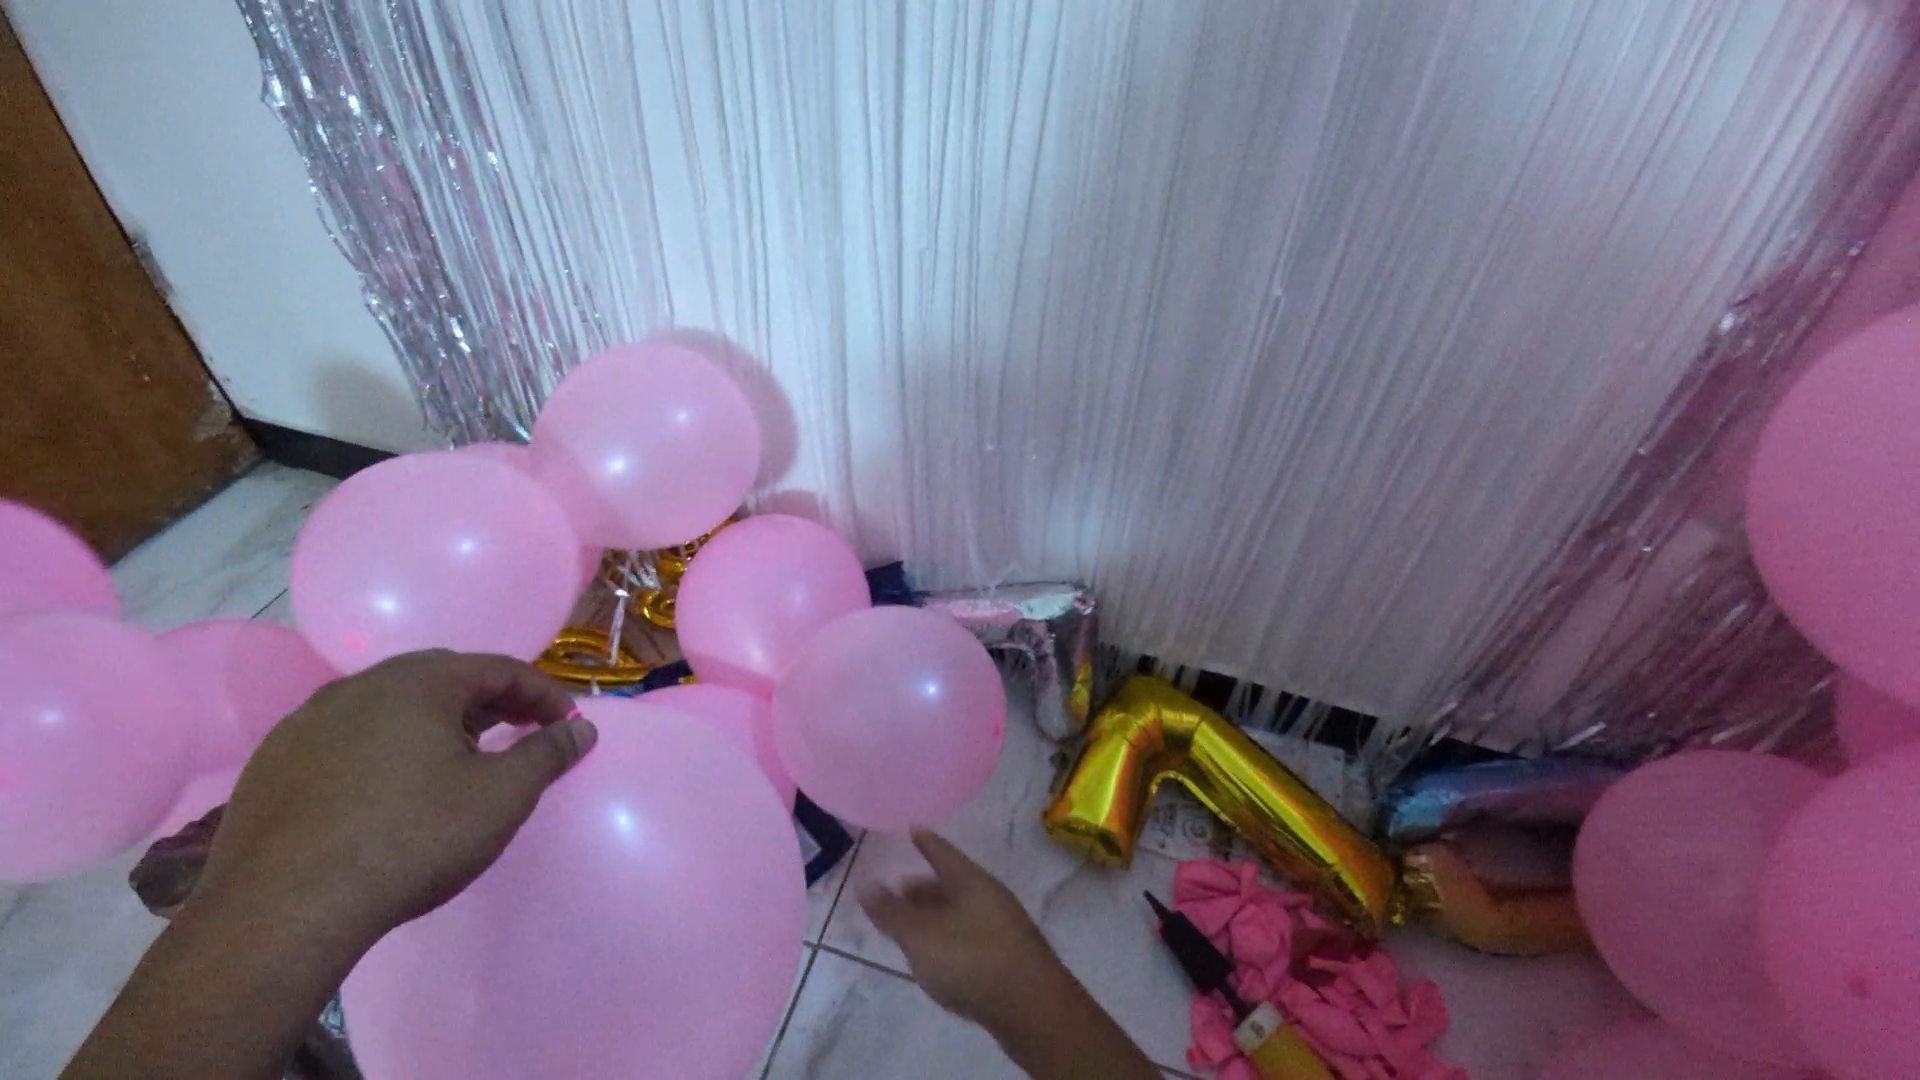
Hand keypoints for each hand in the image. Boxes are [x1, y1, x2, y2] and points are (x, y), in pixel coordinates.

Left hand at [186, 649, 595, 954]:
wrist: (280, 914)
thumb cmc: (411, 839)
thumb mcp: (502, 796)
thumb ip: (548, 753)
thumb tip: (582, 729)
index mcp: (418, 683)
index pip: (499, 668)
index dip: (543, 692)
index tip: (567, 723)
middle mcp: (359, 687)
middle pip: (443, 678)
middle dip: (491, 700)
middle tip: (520, 730)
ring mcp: (306, 723)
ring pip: (391, 705)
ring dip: (436, 720)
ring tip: (461, 756)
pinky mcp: (272, 764)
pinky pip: (347, 736)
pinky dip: (385, 745)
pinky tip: (392, 786)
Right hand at [858, 830, 1072, 1026]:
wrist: (1034, 1009)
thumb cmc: (972, 960)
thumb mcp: (921, 937)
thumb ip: (892, 913)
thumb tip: (866, 883)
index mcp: (971, 881)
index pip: (943, 852)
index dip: (926, 842)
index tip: (913, 828)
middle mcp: (990, 896)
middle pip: (953, 882)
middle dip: (926, 885)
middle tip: (900, 888)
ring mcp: (1004, 926)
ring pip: (963, 910)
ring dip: (937, 913)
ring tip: (914, 926)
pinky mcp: (1010, 957)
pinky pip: (972, 935)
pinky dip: (951, 936)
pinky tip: (941, 957)